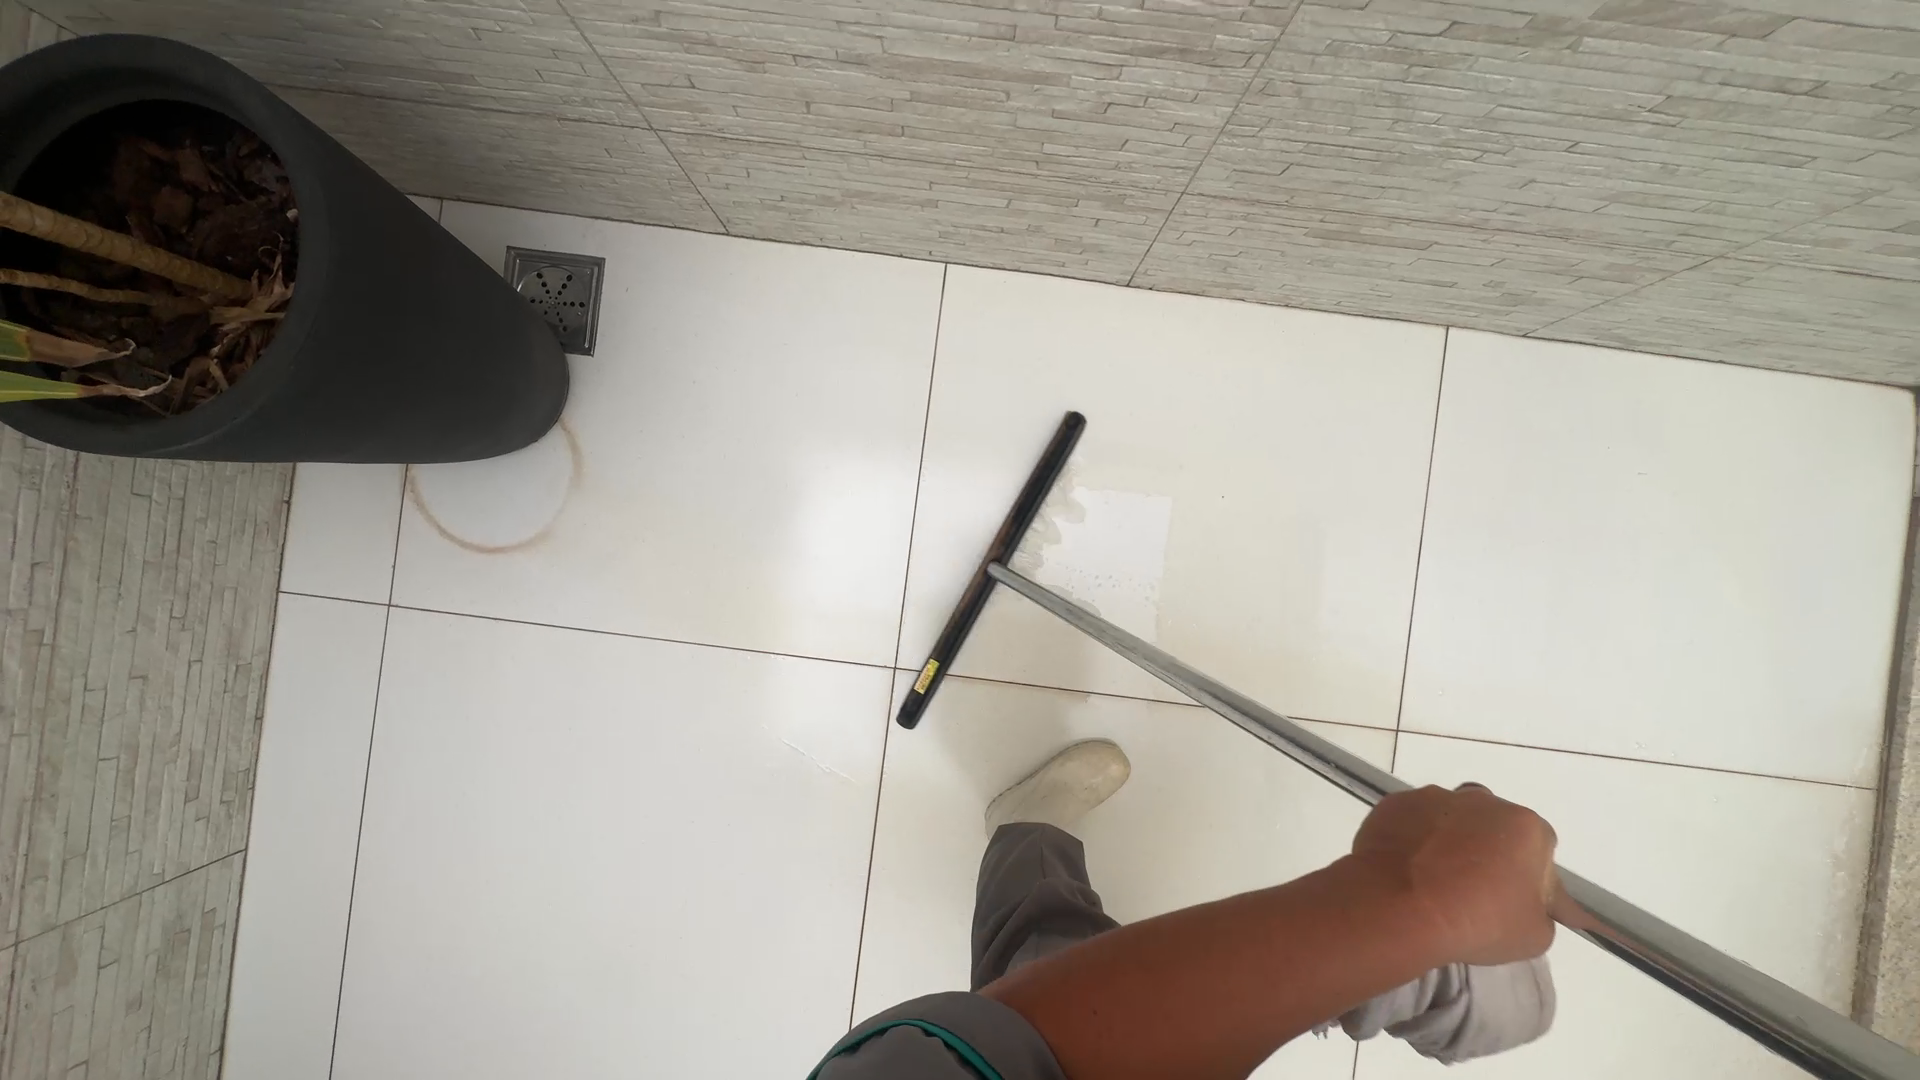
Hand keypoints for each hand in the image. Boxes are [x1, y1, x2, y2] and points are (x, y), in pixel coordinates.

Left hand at [1350, 784, 1559, 966]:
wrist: (1400, 905)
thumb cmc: (1479, 920)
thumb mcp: (1536, 932)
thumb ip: (1544, 907)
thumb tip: (1543, 903)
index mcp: (1524, 825)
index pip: (1539, 848)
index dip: (1531, 875)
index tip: (1519, 898)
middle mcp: (1478, 801)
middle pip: (1492, 824)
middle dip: (1489, 850)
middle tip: (1477, 888)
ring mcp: (1431, 798)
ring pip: (1450, 818)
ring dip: (1449, 840)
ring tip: (1437, 879)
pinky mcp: (1393, 804)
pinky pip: (1413, 821)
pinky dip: (1414, 839)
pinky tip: (1408, 868)